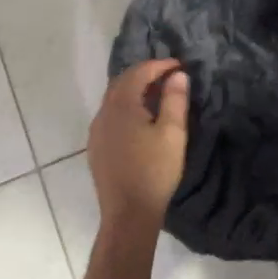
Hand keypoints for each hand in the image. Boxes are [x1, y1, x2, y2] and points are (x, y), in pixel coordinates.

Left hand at [88, 60, 190, 230]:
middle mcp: (103, 113)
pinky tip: (141, 120)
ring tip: (158, 96)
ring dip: (134, 91)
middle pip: (122, 82)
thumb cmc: (154, 172)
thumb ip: (174, 100)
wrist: (128, 213)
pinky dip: (126, 108)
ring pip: (114, 99)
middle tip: (170, 76)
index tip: (180, 66)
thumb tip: (177, 75)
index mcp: (121, 106)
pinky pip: (111, 116)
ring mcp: (97, 131)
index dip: (160, 65)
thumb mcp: (173, 133)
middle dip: (145, 74)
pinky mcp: (97, 147)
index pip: (139, 72)